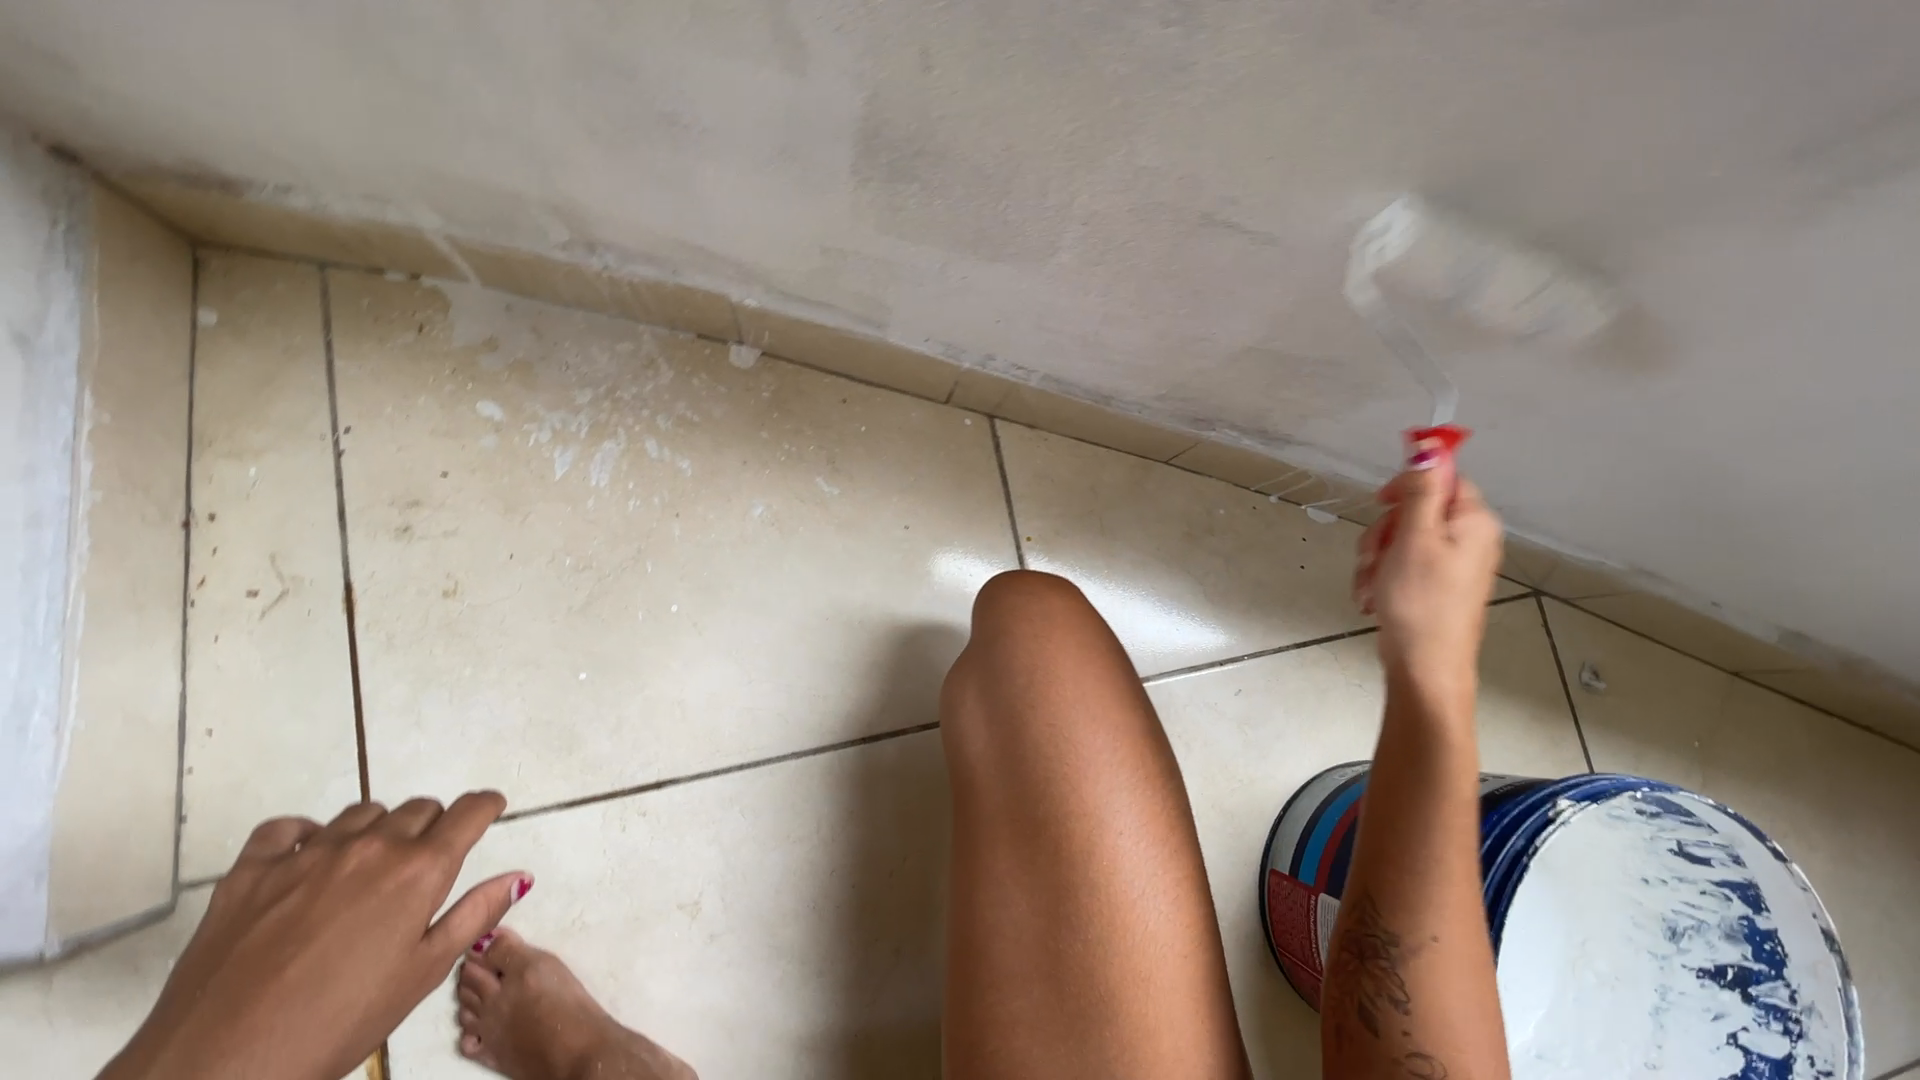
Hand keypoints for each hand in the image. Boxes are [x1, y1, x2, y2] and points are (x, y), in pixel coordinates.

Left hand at [100, 794, 529, 1079]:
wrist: (221, 1065)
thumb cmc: (339, 1024)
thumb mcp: (423, 974)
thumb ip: (474, 915)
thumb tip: (518, 876)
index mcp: (419, 871)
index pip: (468, 812)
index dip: (486, 806)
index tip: (489, 810)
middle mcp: (370, 847)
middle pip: (418, 808)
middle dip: (432, 826)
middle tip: (423, 865)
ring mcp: (306, 855)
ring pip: (361, 813)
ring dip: (377, 829)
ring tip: (367, 869)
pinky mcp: (250, 872)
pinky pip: (287, 828)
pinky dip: (307, 833)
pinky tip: (308, 859)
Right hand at [1353, 438, 1503, 707]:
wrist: (1424, 665)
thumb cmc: (1419, 599)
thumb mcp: (1414, 537)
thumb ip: (1420, 490)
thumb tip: (1430, 444)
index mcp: (1473, 521)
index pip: (1442, 478)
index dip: (1407, 486)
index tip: (1380, 502)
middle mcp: (1468, 538)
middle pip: (1414, 510)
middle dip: (1382, 532)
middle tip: (1373, 555)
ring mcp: (1450, 565)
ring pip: (1399, 539)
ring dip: (1374, 558)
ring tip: (1370, 584)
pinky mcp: (1432, 586)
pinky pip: (1399, 565)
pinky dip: (1380, 577)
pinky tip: (1372, 597)